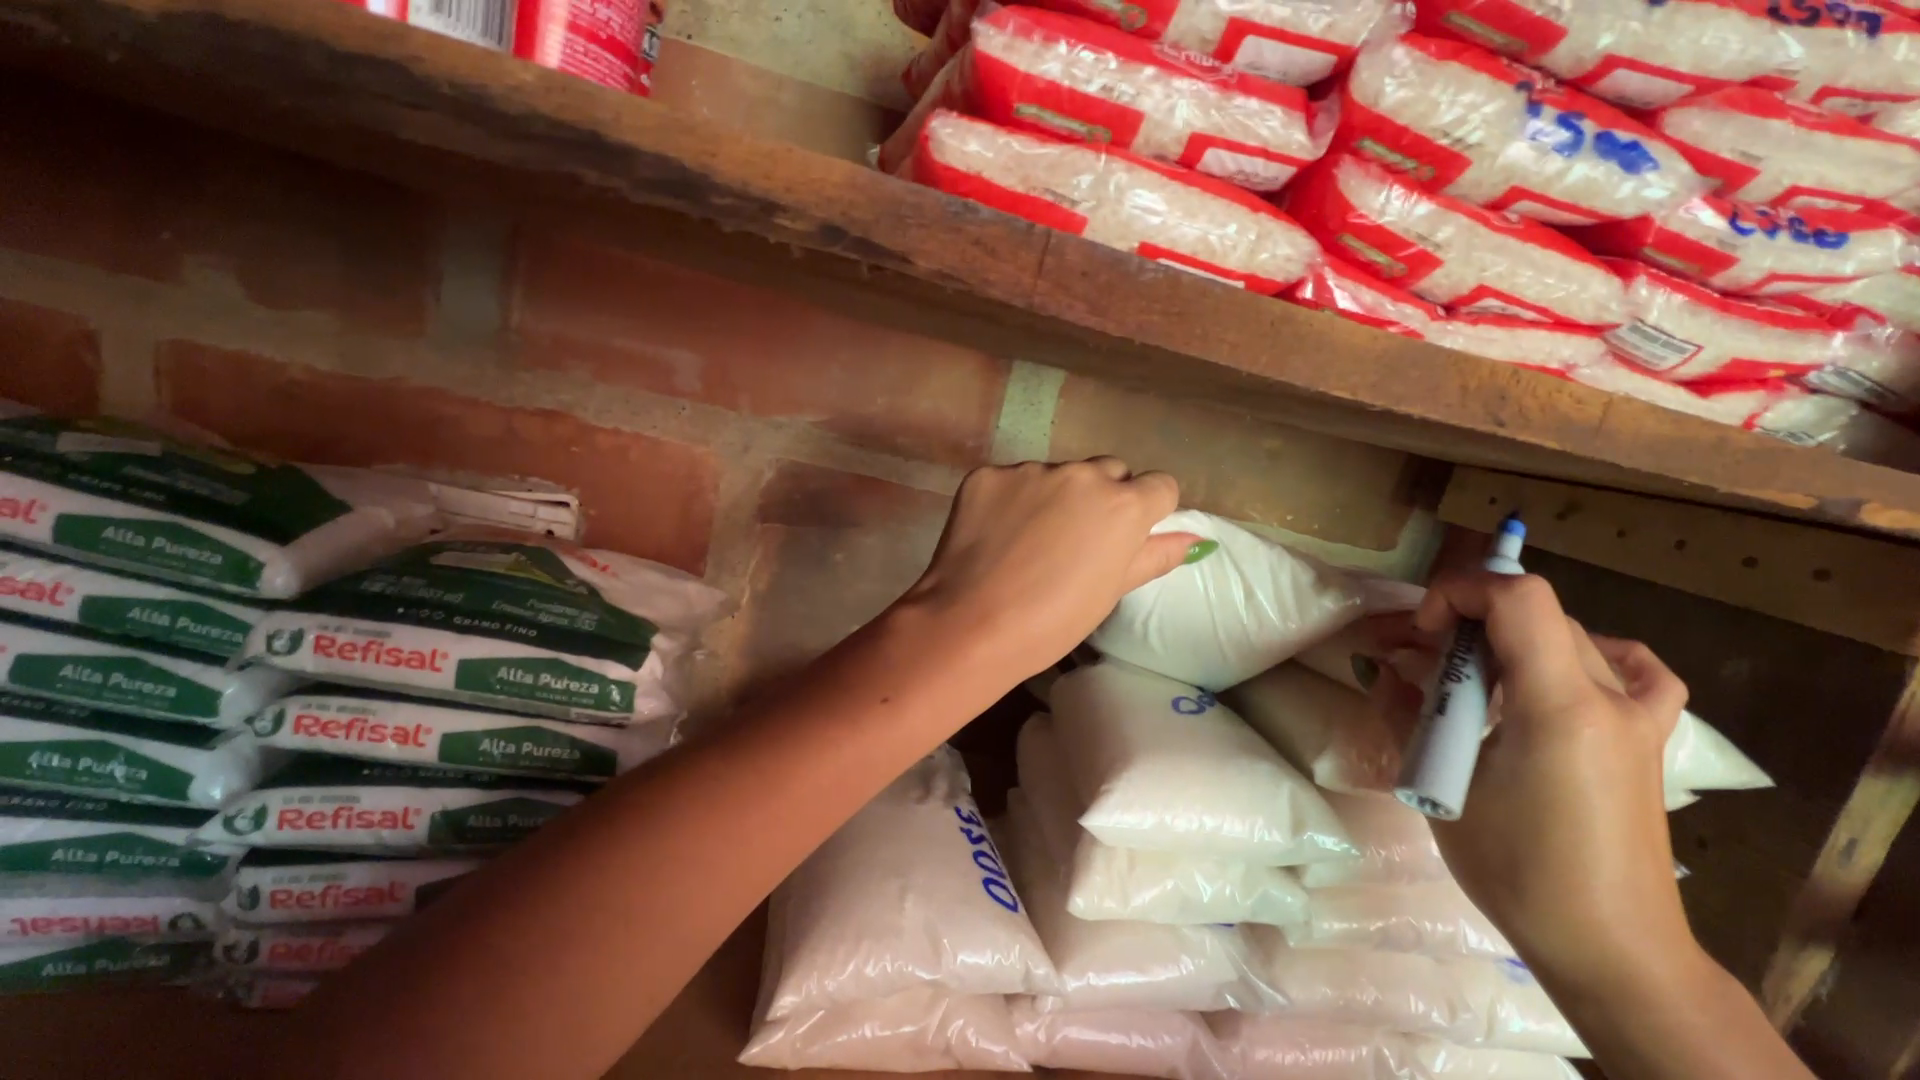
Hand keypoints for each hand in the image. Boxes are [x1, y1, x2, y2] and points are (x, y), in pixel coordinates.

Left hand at [896, 458, 1197, 677]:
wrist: (971, 624)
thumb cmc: (1053, 621)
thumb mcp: (1111, 592)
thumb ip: (1153, 556)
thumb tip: (1194, 539)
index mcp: (1123, 505)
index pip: (1160, 486)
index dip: (1149, 510)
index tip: (1128, 537)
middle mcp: (1082, 475)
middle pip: (1109, 472)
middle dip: (1103, 498)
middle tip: (1078, 542)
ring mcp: (1031, 471)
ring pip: (1058, 474)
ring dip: (1055, 497)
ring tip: (1030, 543)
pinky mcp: (988, 475)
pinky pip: (1013, 481)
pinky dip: (1011, 501)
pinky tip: (996, 537)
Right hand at [1370, 571, 1700, 993]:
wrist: (1610, 946)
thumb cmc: (1517, 871)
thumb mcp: (1443, 789)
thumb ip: (1412, 715)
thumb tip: (1388, 668)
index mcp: (1558, 706)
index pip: (1517, 599)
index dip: (1459, 592)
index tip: (1422, 634)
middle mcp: (1608, 698)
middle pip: (1535, 614)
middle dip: (1467, 620)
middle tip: (1422, 657)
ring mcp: (1638, 717)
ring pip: (1570, 636)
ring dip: (1510, 639)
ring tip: (1473, 679)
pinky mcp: (1649, 740)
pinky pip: (1636, 671)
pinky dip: (1594, 655)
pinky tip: (1563, 676)